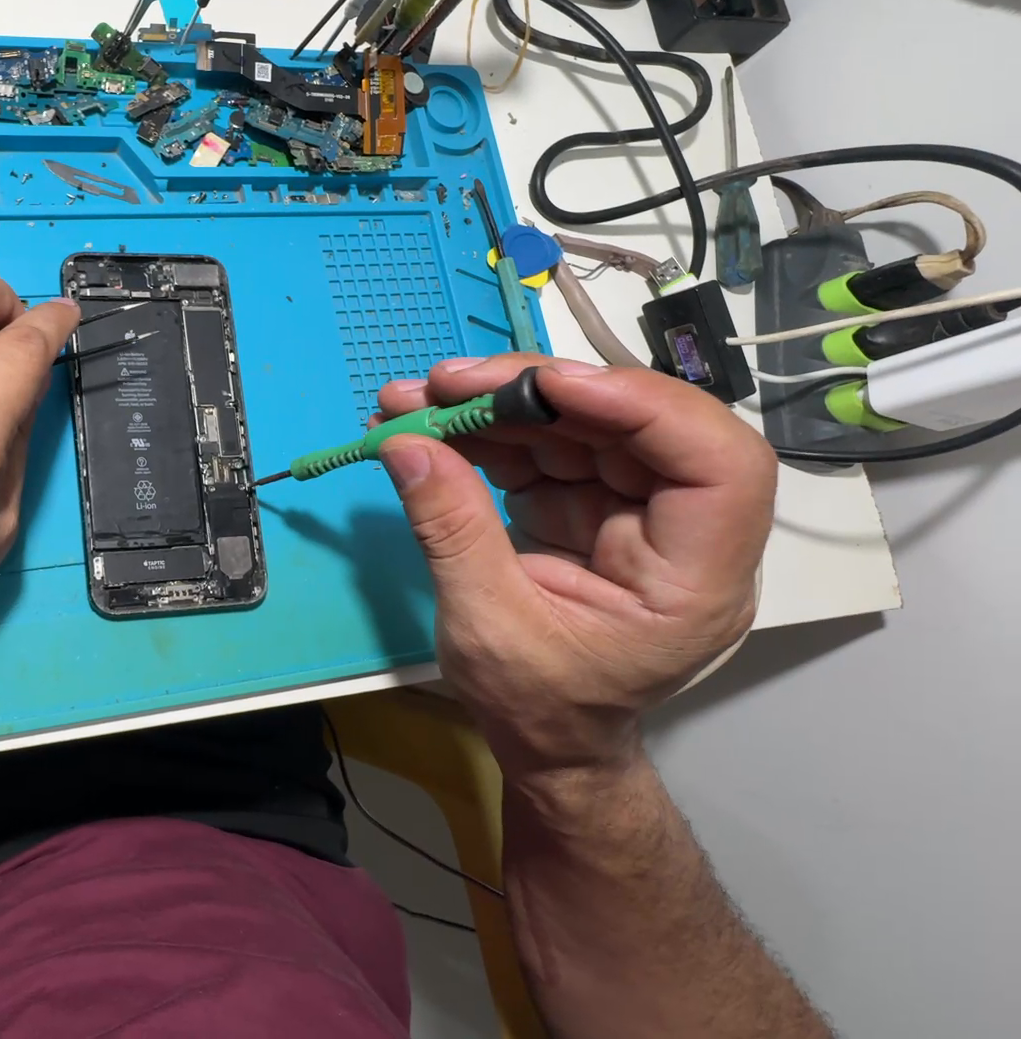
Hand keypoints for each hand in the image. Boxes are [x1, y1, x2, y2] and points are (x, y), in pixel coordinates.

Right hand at [374, 355, 775, 776]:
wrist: (542, 735)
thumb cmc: (536, 702)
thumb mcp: (484, 624)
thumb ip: (451, 530)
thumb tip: (404, 444)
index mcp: (693, 580)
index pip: (714, 466)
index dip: (640, 408)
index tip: (543, 385)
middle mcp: (679, 530)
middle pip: (632, 427)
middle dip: (531, 394)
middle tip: (442, 383)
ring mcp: (633, 512)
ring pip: (580, 427)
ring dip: (494, 406)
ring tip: (411, 400)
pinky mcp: (588, 506)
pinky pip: (543, 449)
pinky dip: (484, 434)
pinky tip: (430, 427)